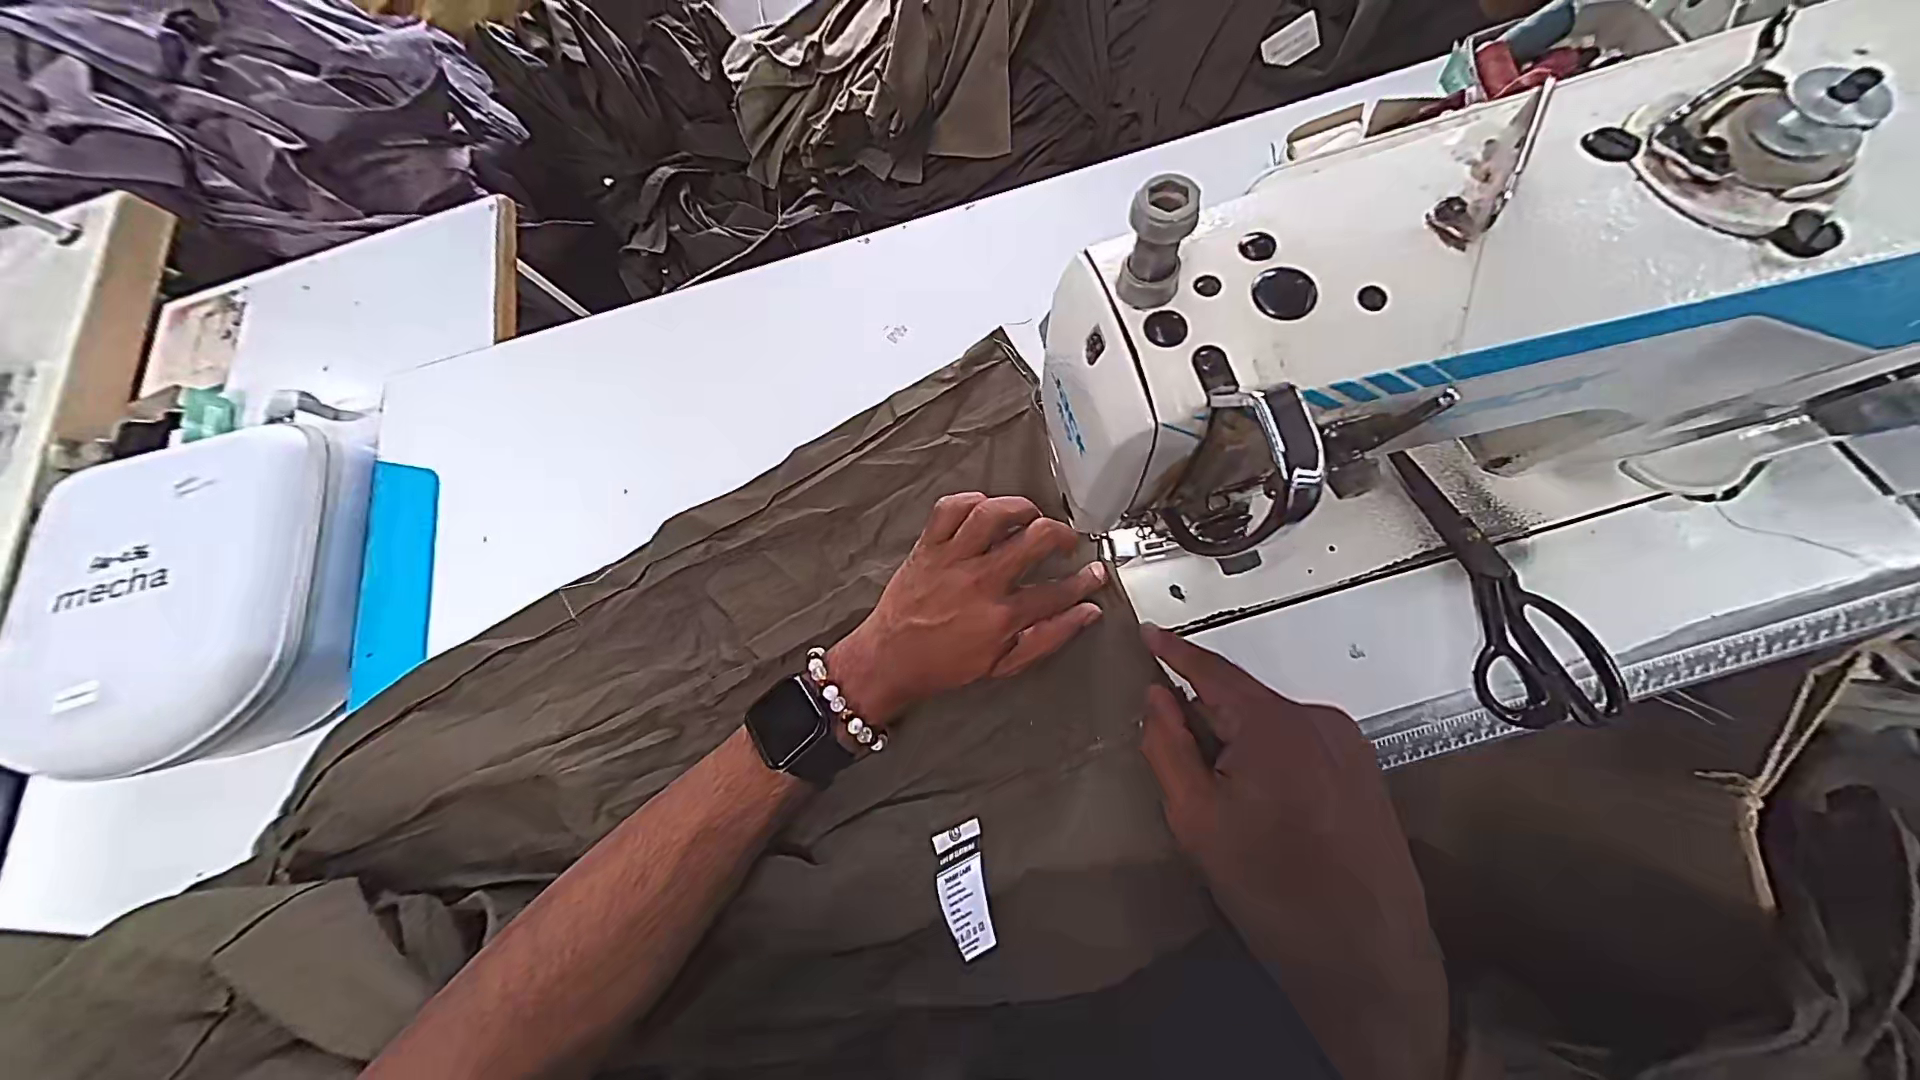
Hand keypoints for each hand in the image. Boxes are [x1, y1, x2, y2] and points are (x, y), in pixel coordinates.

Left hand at [826, 493, 1106, 724]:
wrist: (889, 660)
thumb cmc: (943, 665)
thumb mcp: (1003, 665)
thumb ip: (1048, 638)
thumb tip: (1085, 614)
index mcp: (1001, 616)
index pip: (1058, 590)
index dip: (1085, 580)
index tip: (1094, 573)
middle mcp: (979, 582)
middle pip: (1035, 539)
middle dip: (1062, 534)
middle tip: (1065, 541)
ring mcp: (952, 560)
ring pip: (993, 514)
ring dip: (1021, 508)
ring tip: (1031, 516)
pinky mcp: (928, 548)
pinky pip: (949, 509)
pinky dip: (970, 501)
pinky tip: (984, 509)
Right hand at [1139, 626, 1447, 1079]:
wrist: (1368, 964)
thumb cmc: (1273, 891)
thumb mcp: (1195, 818)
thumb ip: (1167, 745)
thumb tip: (1155, 696)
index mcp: (1274, 725)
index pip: (1212, 669)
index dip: (1174, 650)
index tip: (1149, 633)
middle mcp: (1318, 721)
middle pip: (1240, 698)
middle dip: (1204, 715)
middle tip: (1179, 757)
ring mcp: (1348, 744)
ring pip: (1269, 721)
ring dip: (1237, 739)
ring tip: (1226, 798)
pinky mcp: (1363, 769)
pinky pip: (1298, 741)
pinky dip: (1268, 754)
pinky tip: (1263, 805)